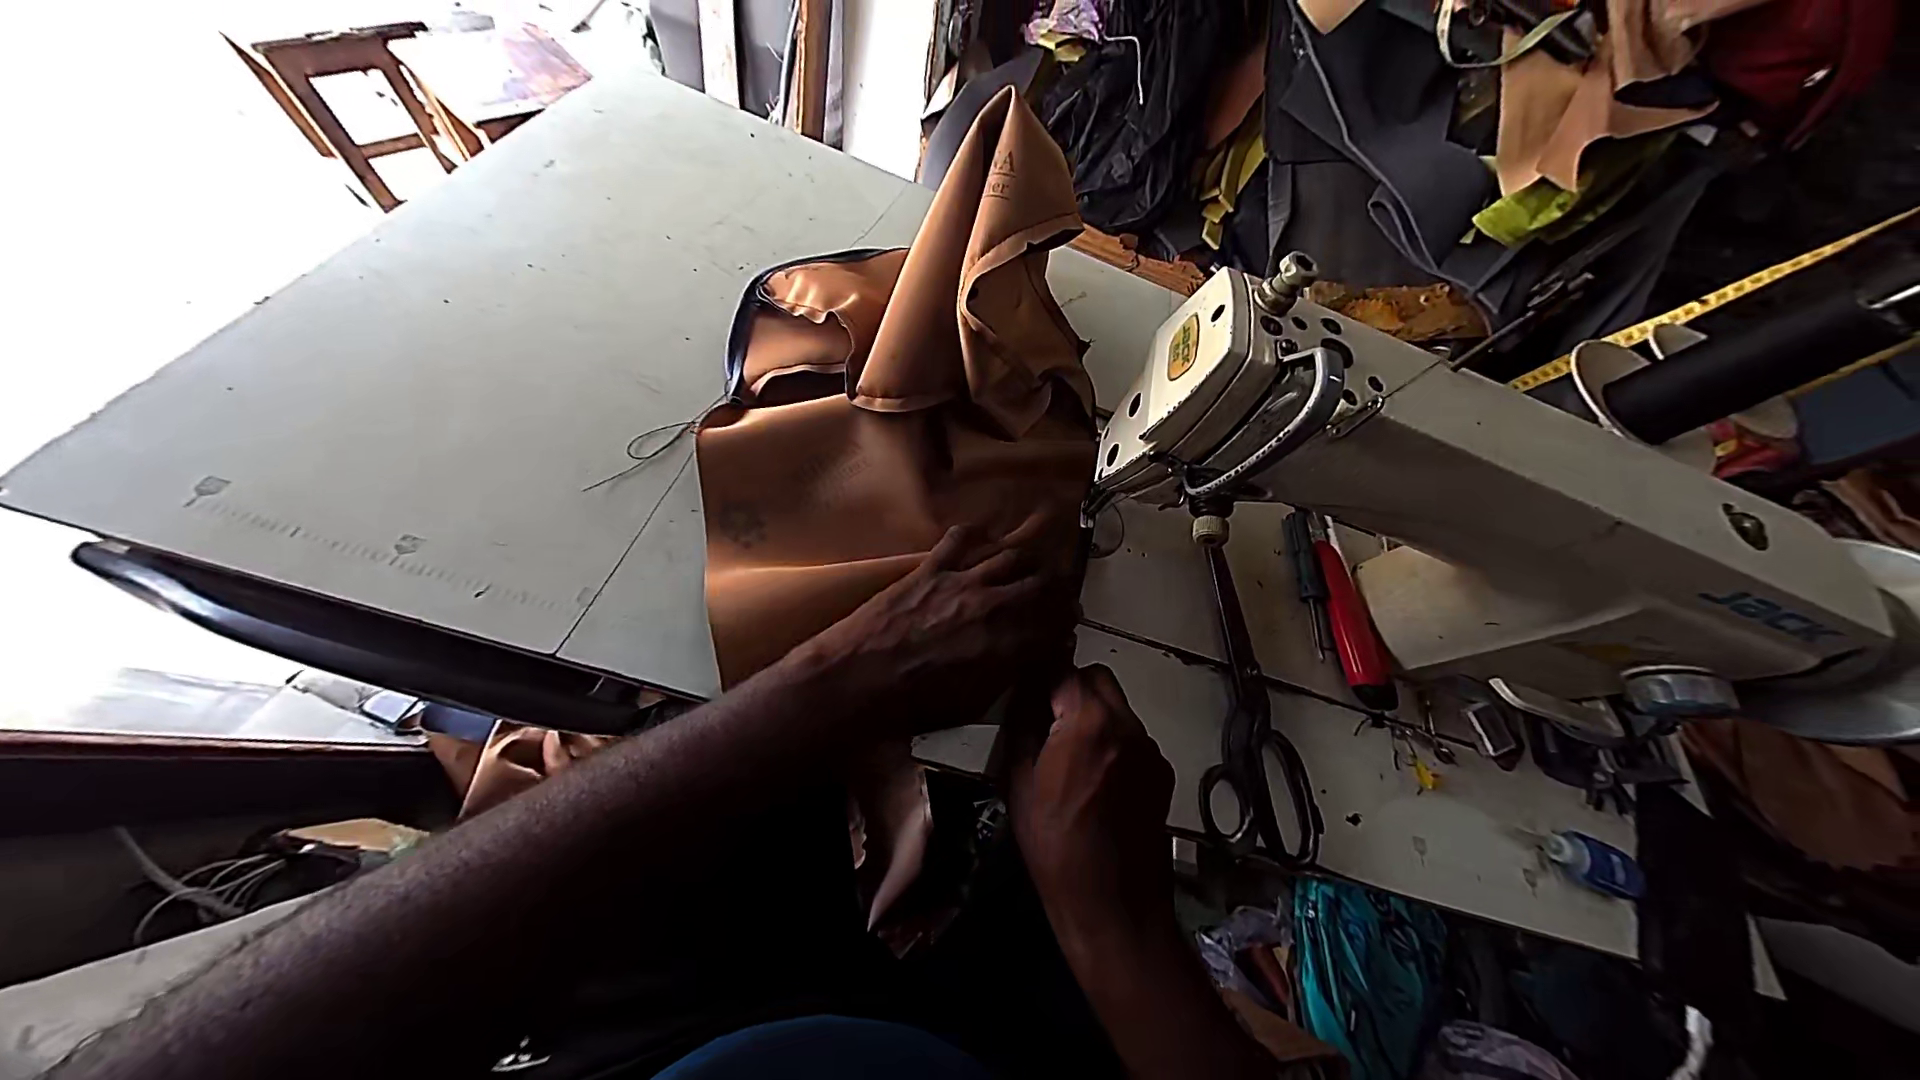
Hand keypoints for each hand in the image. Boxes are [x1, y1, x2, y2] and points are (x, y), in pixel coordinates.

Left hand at [784, 516, 1076, 739]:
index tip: (1067, 623)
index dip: (1067, 623)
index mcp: (1007, 646)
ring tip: (1030, 566)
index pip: (1056, 624)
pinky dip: (977, 535)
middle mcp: (993, 606)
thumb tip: (1027, 657)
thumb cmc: (913, 704)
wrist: (857, 680)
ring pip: (1012, 555)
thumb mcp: (973, 704)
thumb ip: (1008, 674)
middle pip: (1044, 584)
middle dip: (1059, 588)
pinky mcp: (931, 567)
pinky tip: (984, 540)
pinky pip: (962, 538)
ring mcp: (962, 581)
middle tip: (1058, 593)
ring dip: (1029, 560)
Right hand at [1008, 665, 1176, 939]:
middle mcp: (1128, 725)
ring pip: (1118, 705)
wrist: (1112, 904)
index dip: (1040, 679)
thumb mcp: (1018, 782)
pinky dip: (1114, 739)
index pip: (1063, 671)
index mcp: (1089, 723)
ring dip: (1094, 713)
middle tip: (1048, 720)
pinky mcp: (1163, 771)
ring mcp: (1151, 749)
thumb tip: (1024, 695)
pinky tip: (1098, 776)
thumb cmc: (1054, 844)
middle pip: (1098, 678)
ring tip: (1072, 752)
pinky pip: (1133, 735)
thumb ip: (1023, 727)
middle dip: (1071, 688)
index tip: (1026, 695)